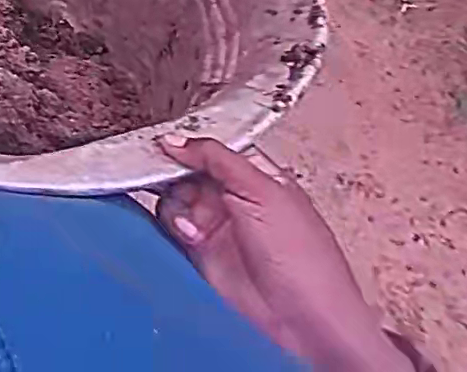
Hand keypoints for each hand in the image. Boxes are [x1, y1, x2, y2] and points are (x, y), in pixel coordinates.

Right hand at [158, 136, 413, 371]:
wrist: (306, 328)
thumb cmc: (306, 263)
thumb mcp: (262, 192)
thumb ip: (216, 157)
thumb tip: (174, 138)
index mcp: (255, 175)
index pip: (211, 145)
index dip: (187, 141)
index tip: (165, 141)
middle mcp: (233, 196)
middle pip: (186, 166)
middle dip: (171, 168)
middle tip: (160, 169)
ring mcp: (216, 222)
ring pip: (173, 192)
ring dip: (174, 198)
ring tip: (189, 216)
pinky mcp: (200, 248)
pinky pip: (170, 222)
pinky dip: (172, 221)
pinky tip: (188, 233)